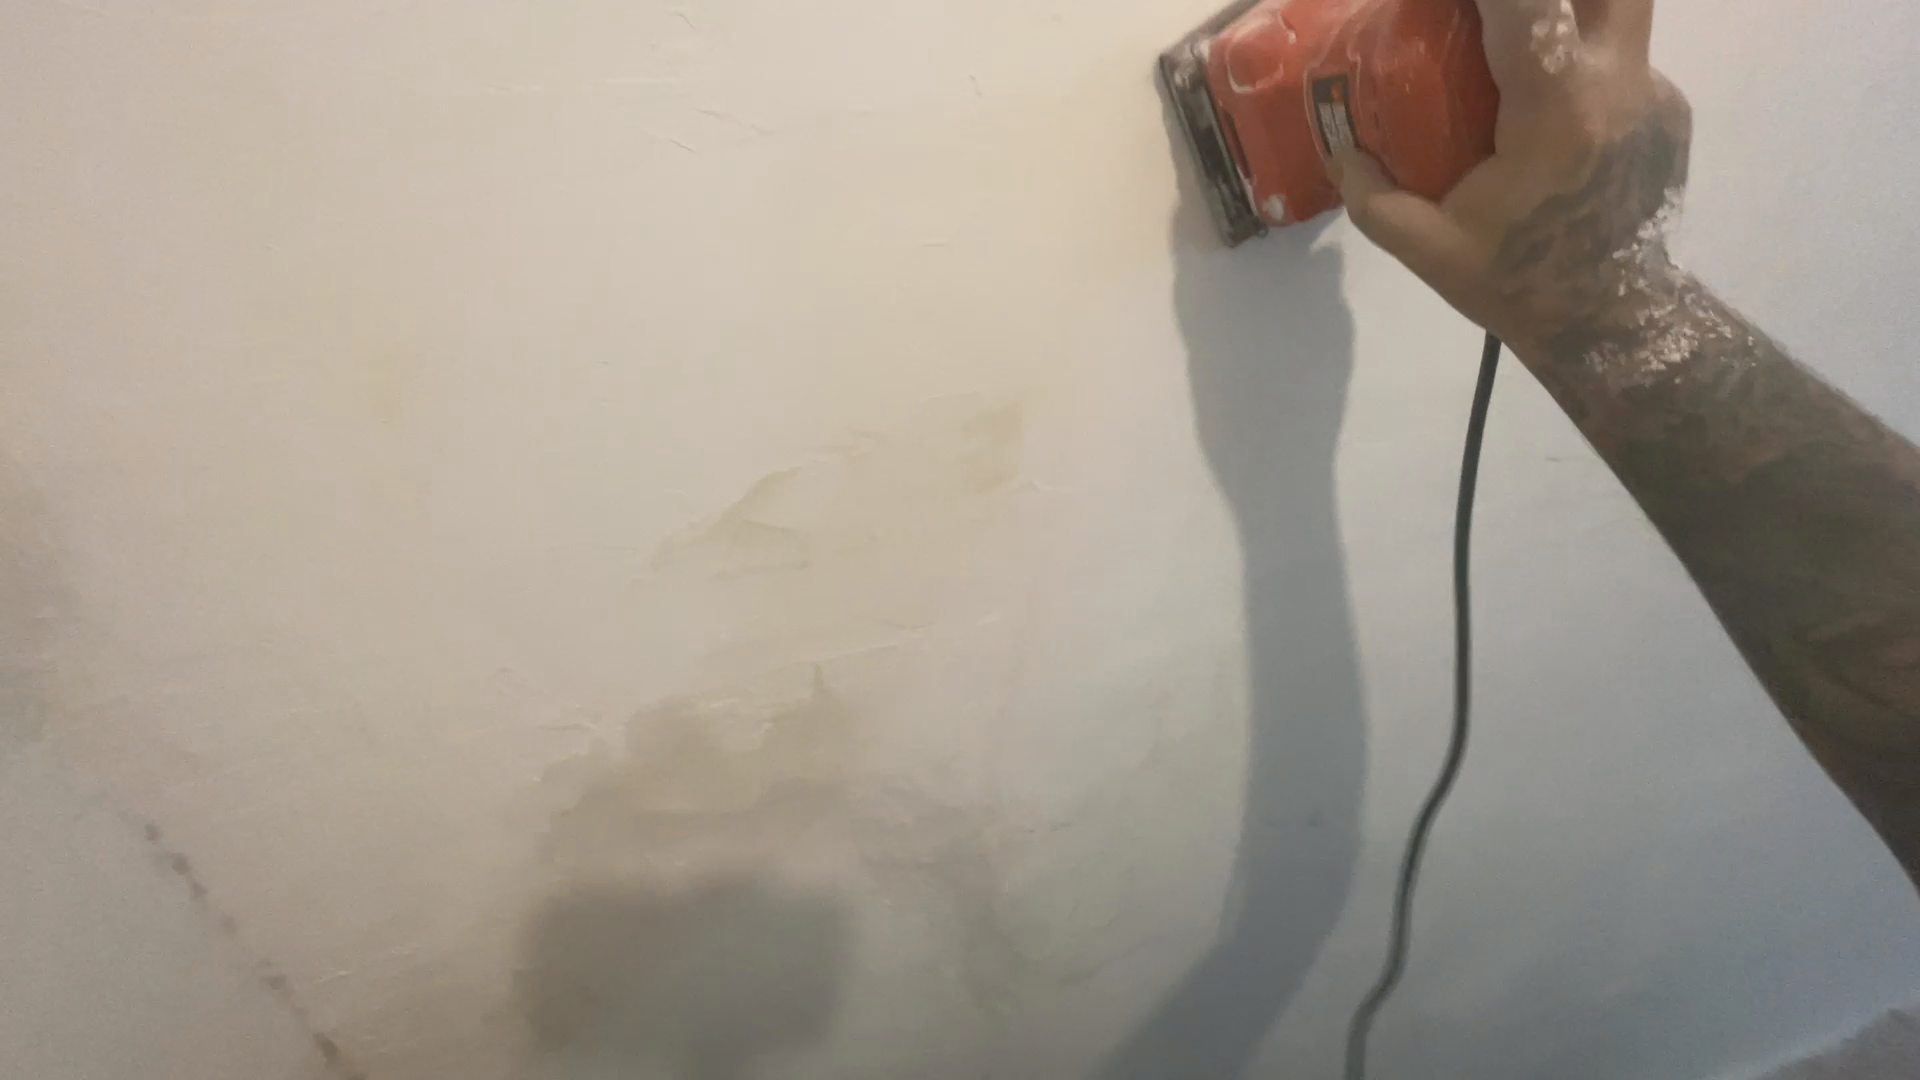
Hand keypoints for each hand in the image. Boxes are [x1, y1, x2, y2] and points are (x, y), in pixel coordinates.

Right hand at [1331, 0, 1690, 362]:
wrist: (1603, 314)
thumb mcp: (1423, 249)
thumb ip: (1373, 197)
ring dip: (1563, 15)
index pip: (1530, 9)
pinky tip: (1536, 115)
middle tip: (1483, 22)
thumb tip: (1341, 149)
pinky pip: (1618, 55)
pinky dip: (1572, 62)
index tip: (1437, 5)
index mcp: (1556, 113)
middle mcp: (1619, 81)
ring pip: (1621, 6)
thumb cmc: (1509, 282)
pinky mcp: (1665, 106)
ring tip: (1504, 55)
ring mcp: (1652, 90)